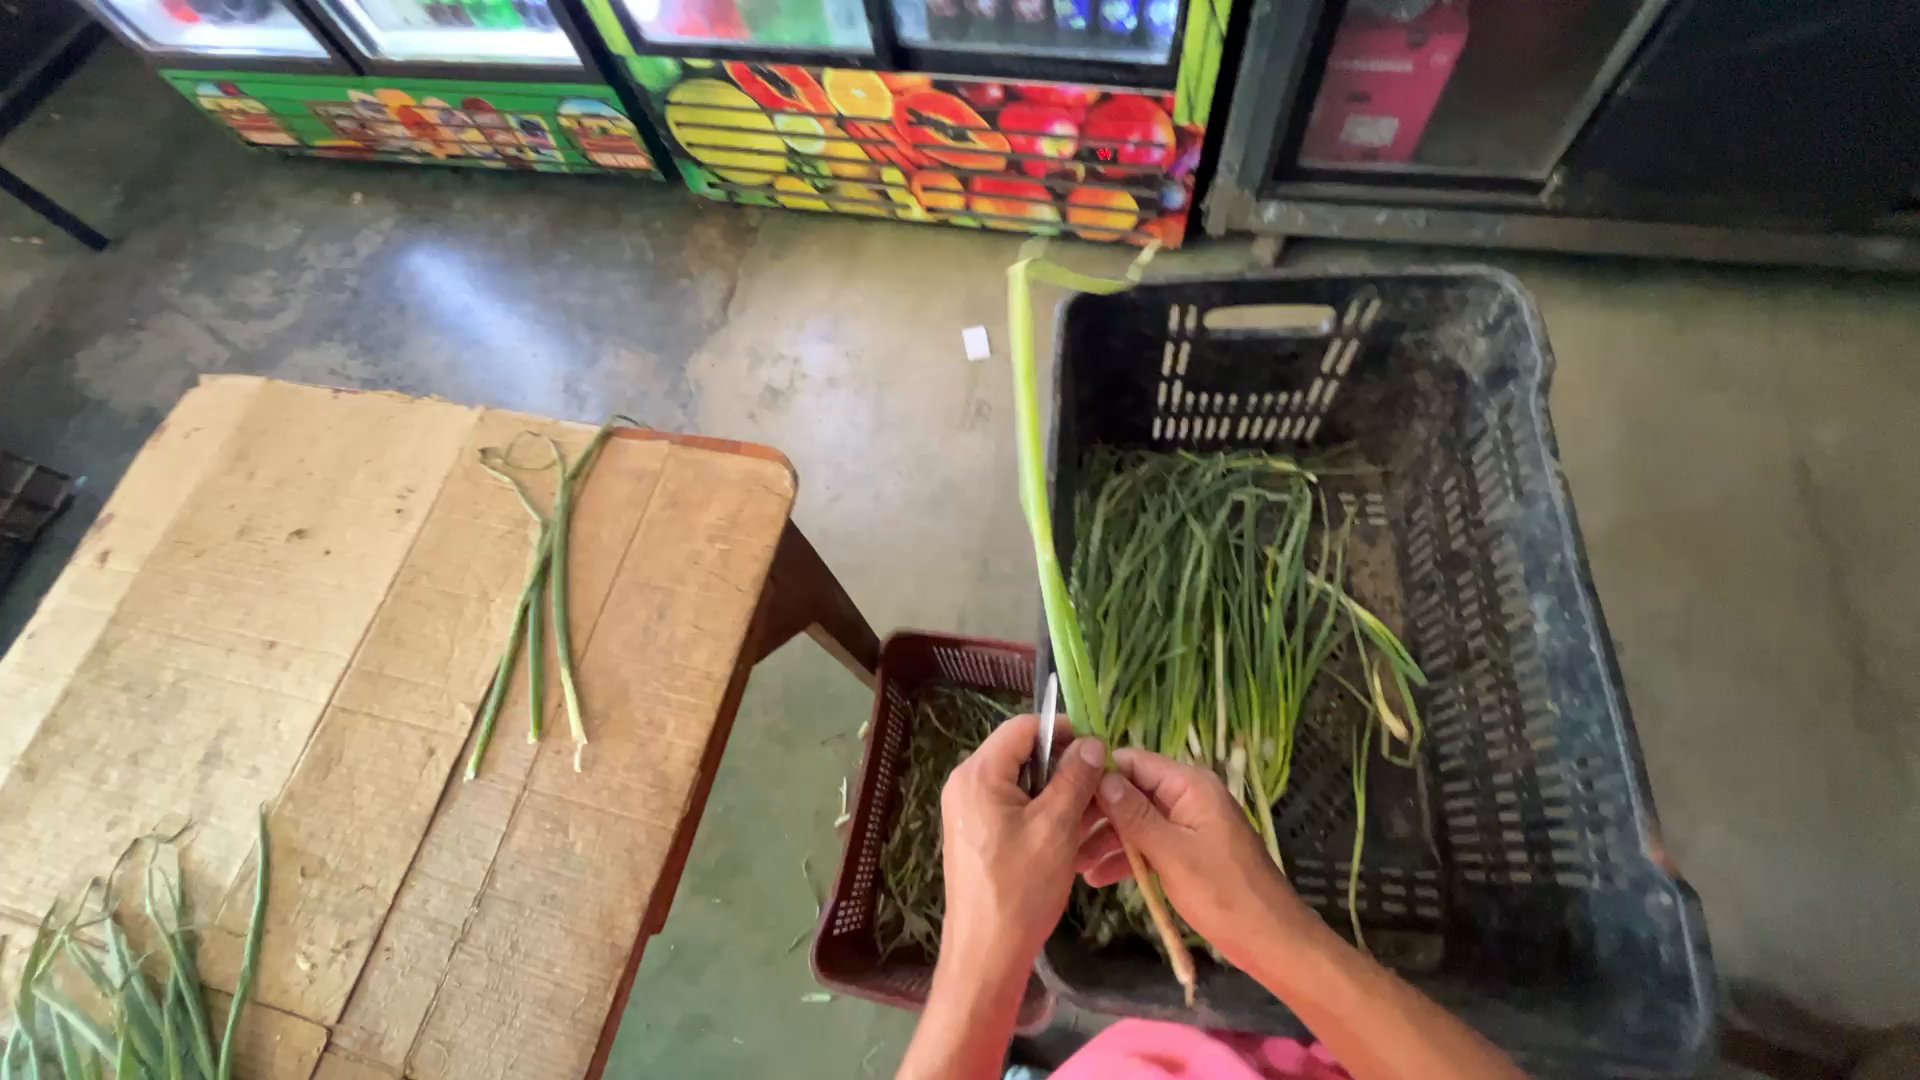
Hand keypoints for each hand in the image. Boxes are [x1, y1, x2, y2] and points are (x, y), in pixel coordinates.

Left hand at [939, 714, 1105, 977]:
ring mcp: (968, 809)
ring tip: (1093, 811)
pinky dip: (1042, 812)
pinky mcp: (977, 832)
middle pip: (1021, 754)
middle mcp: (966, 783)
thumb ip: (1075, 778)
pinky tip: (1071, 834)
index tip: (1098, 748)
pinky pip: (1013, 807)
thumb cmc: (1020, 888)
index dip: (1062, 731)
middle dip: (1063, 765)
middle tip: (1101, 783)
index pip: (1023, 728)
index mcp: (978, 773)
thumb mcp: (1056, 828)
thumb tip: (1093, 741)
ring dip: (1057, 792)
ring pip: (1021, 783)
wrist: (985, 955)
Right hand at [1076, 747, 1317, 969]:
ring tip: (1072, 862)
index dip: (1098, 775)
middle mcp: (1188, 795)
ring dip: (1106, 839)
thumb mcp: (1172, 853)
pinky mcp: (1188, 849)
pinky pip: (1150, 842)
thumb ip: (1134, 814)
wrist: (1273, 943)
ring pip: (1136, 819)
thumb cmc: (1224, 895)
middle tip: (1062, 835)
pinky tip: (1097, 878)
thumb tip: (1100, 776)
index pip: (1133, 762)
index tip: (1063, 794)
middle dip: (1098, 812)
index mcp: (1190, 785)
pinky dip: (1126, 857)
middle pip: (1131, 791)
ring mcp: (1188, 823)